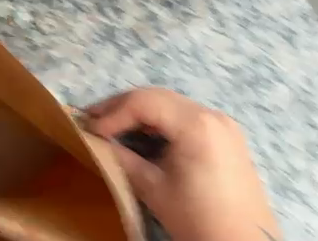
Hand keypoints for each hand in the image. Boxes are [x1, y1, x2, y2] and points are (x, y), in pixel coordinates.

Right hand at [85, 88, 280, 240]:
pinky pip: (187, 118)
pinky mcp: (228, 139)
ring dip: (141, 113)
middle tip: (94, 119)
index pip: (143, 102)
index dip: (112, 113)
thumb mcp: (154, 189)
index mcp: (195, 123)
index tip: (89, 128)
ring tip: (114, 125)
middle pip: (157, 98)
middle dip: (123, 107)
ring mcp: (223, 125)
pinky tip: (144, 135)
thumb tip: (98, 140)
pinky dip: (162, 123)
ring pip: (171, 105)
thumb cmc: (200, 220)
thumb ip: (123, 158)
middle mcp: (211, 114)